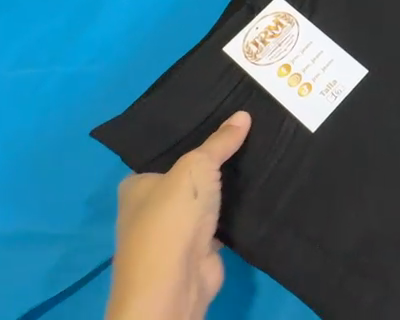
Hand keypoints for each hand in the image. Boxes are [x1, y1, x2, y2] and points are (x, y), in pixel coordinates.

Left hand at [107, 111, 250, 319]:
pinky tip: (260, 185)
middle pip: (189, 174)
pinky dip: (237, 207)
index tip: (223, 115)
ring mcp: (176, 230)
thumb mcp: (196, 167)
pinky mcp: (199, 247)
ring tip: (262, 149)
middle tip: (250, 128)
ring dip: (228, 183)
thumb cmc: (171, 218)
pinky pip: (222, 218)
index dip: (192, 134)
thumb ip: (220, 142)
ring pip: (207, 196)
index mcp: (137, 186)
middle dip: (215, 157)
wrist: (174, 285)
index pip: (165, 152)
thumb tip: (243, 114)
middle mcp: (152, 207)